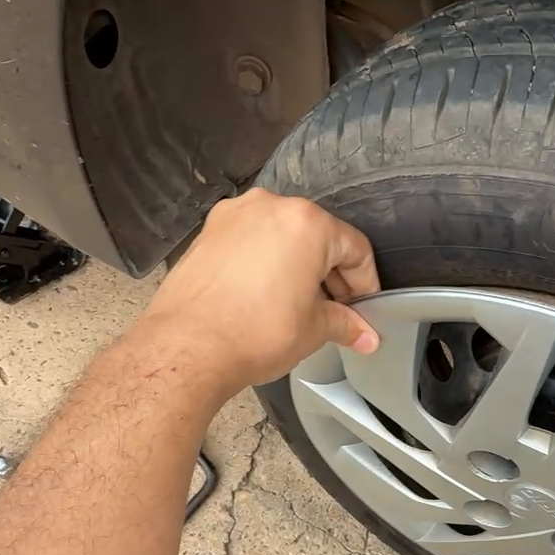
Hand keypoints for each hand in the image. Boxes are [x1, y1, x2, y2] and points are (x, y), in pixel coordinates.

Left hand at [139, 188, 380, 390]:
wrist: (188, 346)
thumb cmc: (252, 333)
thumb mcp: (314, 330)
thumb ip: (345, 324)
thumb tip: (364, 334)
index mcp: (307, 223)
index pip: (354, 248)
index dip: (366, 283)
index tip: (364, 308)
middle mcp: (270, 208)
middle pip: (319, 238)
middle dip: (332, 276)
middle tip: (337, 311)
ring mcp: (235, 217)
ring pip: (283, 237)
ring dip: (299, 268)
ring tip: (301, 307)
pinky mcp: (209, 233)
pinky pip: (252, 243)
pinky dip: (267, 265)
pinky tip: (268, 299)